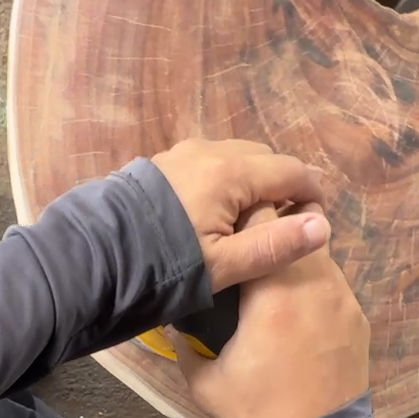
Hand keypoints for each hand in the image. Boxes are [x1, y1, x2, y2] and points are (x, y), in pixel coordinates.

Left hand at [152, 139, 330, 289]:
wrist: (96, 258)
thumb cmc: (164, 266)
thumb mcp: (223, 265)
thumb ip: (273, 245)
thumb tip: (322, 226)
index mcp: (231, 172)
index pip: (291, 171)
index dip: (311, 195)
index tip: (314, 222)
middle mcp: (208, 151)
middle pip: (262, 160)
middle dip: (280, 187)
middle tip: (280, 226)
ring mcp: (181, 154)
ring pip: (233, 159)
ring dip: (249, 184)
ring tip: (246, 223)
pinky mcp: (160, 166)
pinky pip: (206, 165)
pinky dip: (222, 183)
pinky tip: (212, 214)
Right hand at [173, 205, 369, 417]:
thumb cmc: (257, 409)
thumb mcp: (205, 382)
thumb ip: (184, 345)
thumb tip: (171, 320)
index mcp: (272, 294)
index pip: (261, 221)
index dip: (243, 216)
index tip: (229, 227)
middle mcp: (313, 283)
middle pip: (298, 224)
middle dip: (274, 227)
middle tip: (250, 244)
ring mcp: (342, 297)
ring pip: (318, 252)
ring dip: (295, 257)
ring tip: (272, 279)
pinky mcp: (357, 316)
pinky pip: (333, 283)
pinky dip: (314, 285)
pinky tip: (297, 312)